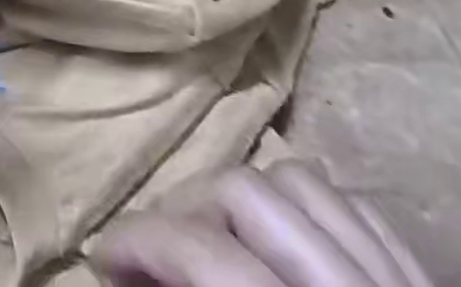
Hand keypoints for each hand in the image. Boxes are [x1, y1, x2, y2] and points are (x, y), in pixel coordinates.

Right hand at [93, 161, 433, 286]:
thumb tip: (126, 279)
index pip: (200, 251)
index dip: (134, 242)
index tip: (103, 261)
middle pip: (243, 192)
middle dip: (181, 213)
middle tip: (156, 257)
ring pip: (299, 183)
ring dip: (242, 203)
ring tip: (217, 242)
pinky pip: (357, 210)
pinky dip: (307, 212)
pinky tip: (283, 247)